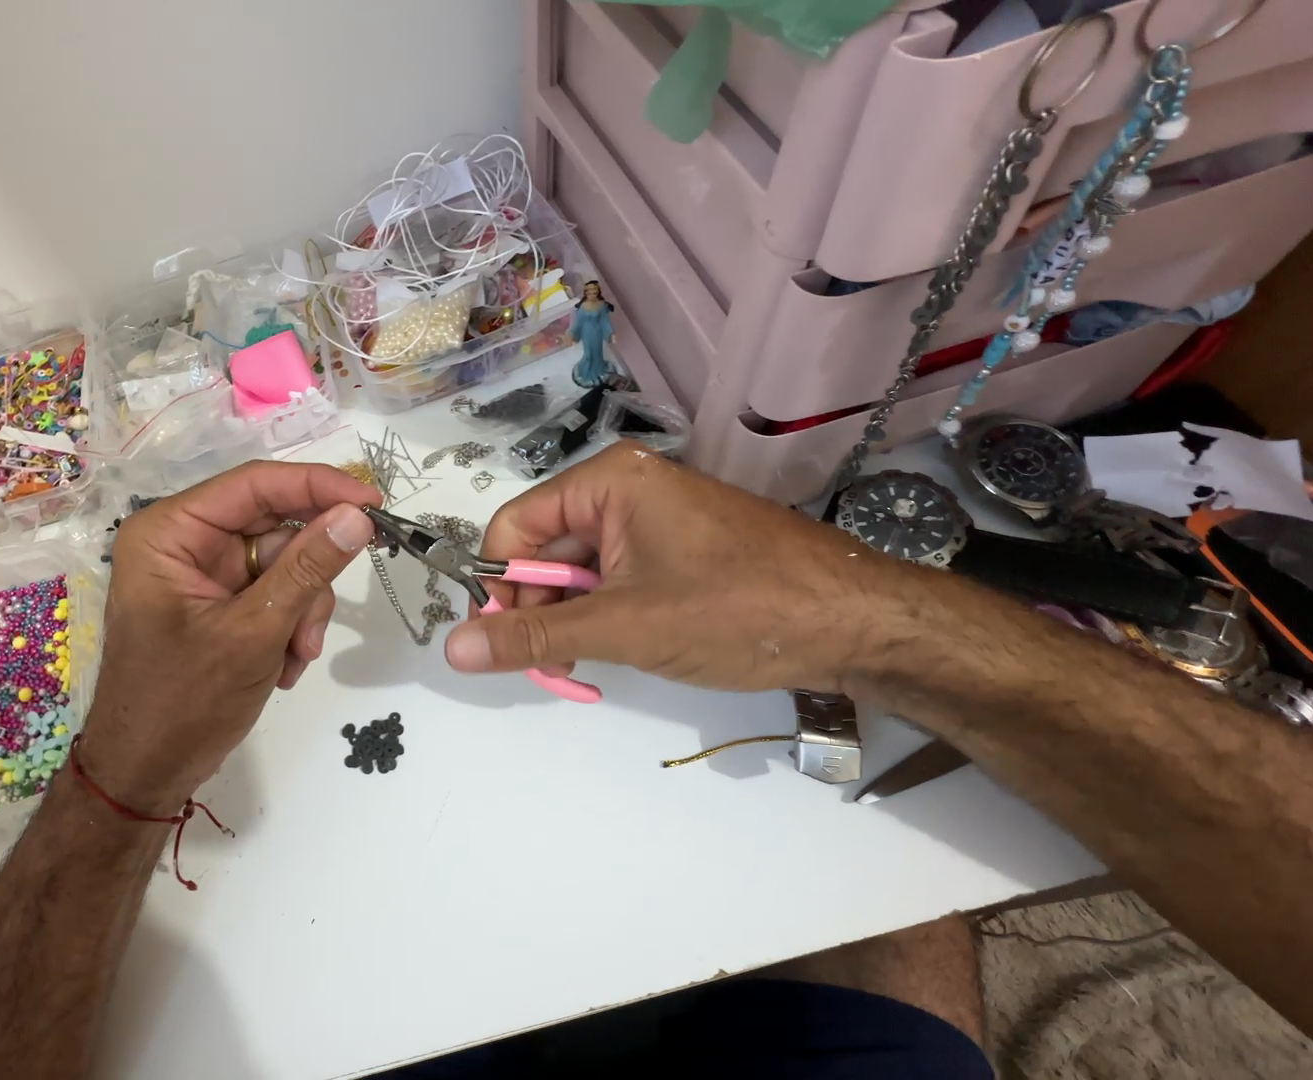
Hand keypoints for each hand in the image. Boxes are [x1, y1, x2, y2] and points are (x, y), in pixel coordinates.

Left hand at [82, 462, 377, 813]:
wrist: (147, 773)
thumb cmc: (183, 703)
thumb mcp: (253, 632)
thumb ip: (307, 570)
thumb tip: (358, 516)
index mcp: (170, 531)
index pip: (255, 484)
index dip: (319, 486)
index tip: (374, 502)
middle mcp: (185, 541)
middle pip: (276, 527)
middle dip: (308, 576)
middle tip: (322, 618)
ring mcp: (204, 574)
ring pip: (284, 564)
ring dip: (302, 611)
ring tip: (295, 656)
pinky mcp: (221, 603)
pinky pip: (276, 593)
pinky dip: (289, 626)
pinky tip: (282, 666)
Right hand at [442, 441, 906, 692]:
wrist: (860, 622)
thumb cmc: (736, 609)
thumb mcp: (623, 626)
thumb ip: (534, 636)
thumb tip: (452, 650)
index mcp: (606, 482)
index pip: (513, 528)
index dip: (499, 586)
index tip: (503, 642)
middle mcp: (623, 489)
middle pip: (543, 550)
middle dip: (537, 610)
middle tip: (553, 666)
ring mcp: (653, 520)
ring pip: (577, 571)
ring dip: (569, 620)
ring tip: (586, 666)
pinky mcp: (675, 549)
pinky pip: (614, 578)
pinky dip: (603, 616)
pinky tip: (616, 649)